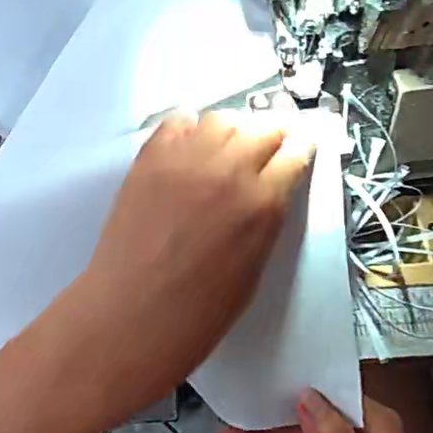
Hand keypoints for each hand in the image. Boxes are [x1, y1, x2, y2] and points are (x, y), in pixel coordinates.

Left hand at [47, 111, 312, 424]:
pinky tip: (190, 146)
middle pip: (263, 128)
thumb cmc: (200, 311)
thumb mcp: (255, 266)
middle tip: (269, 143)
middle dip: (273, 134)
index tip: (298, 147)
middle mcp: (229, 170)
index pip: (295, 153)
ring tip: (228, 146)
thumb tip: (266, 193)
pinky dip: (190, 128)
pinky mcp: (150, 158)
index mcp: (263, 203)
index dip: (300, 148)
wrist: (133, 314)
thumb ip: (265, 220)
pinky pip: (177, 122)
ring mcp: (186, 159)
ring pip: (222, 119)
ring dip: (233, 129)